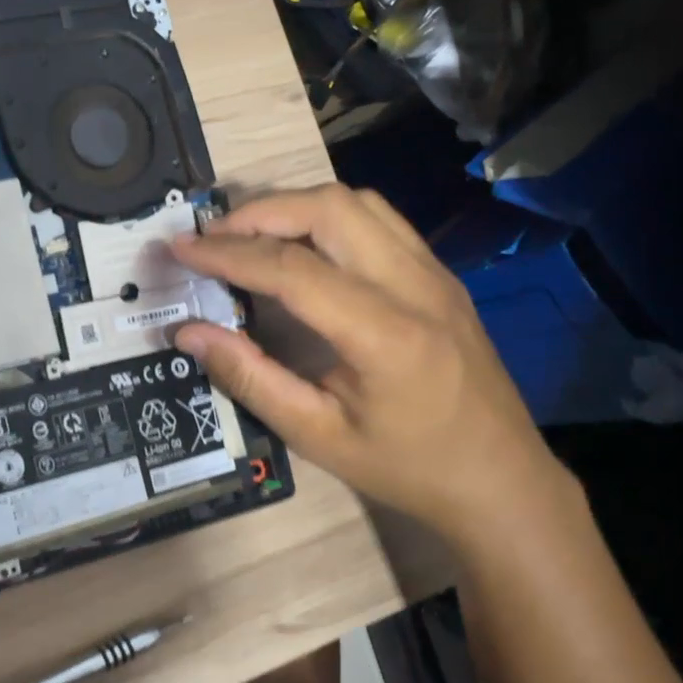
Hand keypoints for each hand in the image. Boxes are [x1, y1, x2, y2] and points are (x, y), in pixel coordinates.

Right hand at [170, 184, 572, 545]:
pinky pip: (378, 219)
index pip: (292, 268)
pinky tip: (298, 246)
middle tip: (211, 238)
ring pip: (358, 202)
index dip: (227, 253)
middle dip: (259, 212)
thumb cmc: (407, 466)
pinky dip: (326, 216)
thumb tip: (189, 333)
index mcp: (385, 334)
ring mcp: (434, 274)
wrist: (502, 480)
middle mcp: (415, 287)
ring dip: (294, 206)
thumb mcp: (316, 436)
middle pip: (330, 208)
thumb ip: (249, 377)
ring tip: (247, 236)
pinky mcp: (439, 275)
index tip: (180, 249)